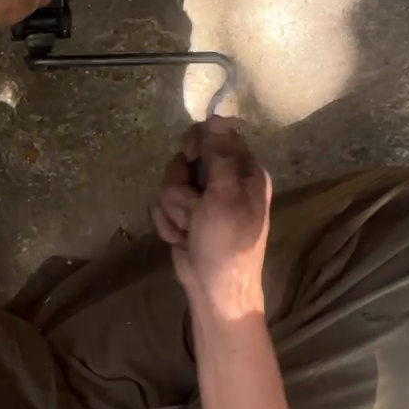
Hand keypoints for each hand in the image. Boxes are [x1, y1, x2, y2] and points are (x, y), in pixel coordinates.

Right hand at [152, 116, 271, 320]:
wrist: (214, 291)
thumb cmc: (228, 245)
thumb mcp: (225, 197)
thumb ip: (220, 156)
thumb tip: (217, 117)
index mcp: (245, 172)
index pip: (216, 135)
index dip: (197, 144)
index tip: (191, 157)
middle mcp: (225, 181)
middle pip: (185, 160)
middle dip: (181, 187)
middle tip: (193, 208)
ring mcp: (203, 201)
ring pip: (169, 184)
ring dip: (174, 210)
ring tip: (189, 230)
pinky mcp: (185, 216)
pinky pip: (163, 207)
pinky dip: (169, 224)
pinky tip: (182, 240)